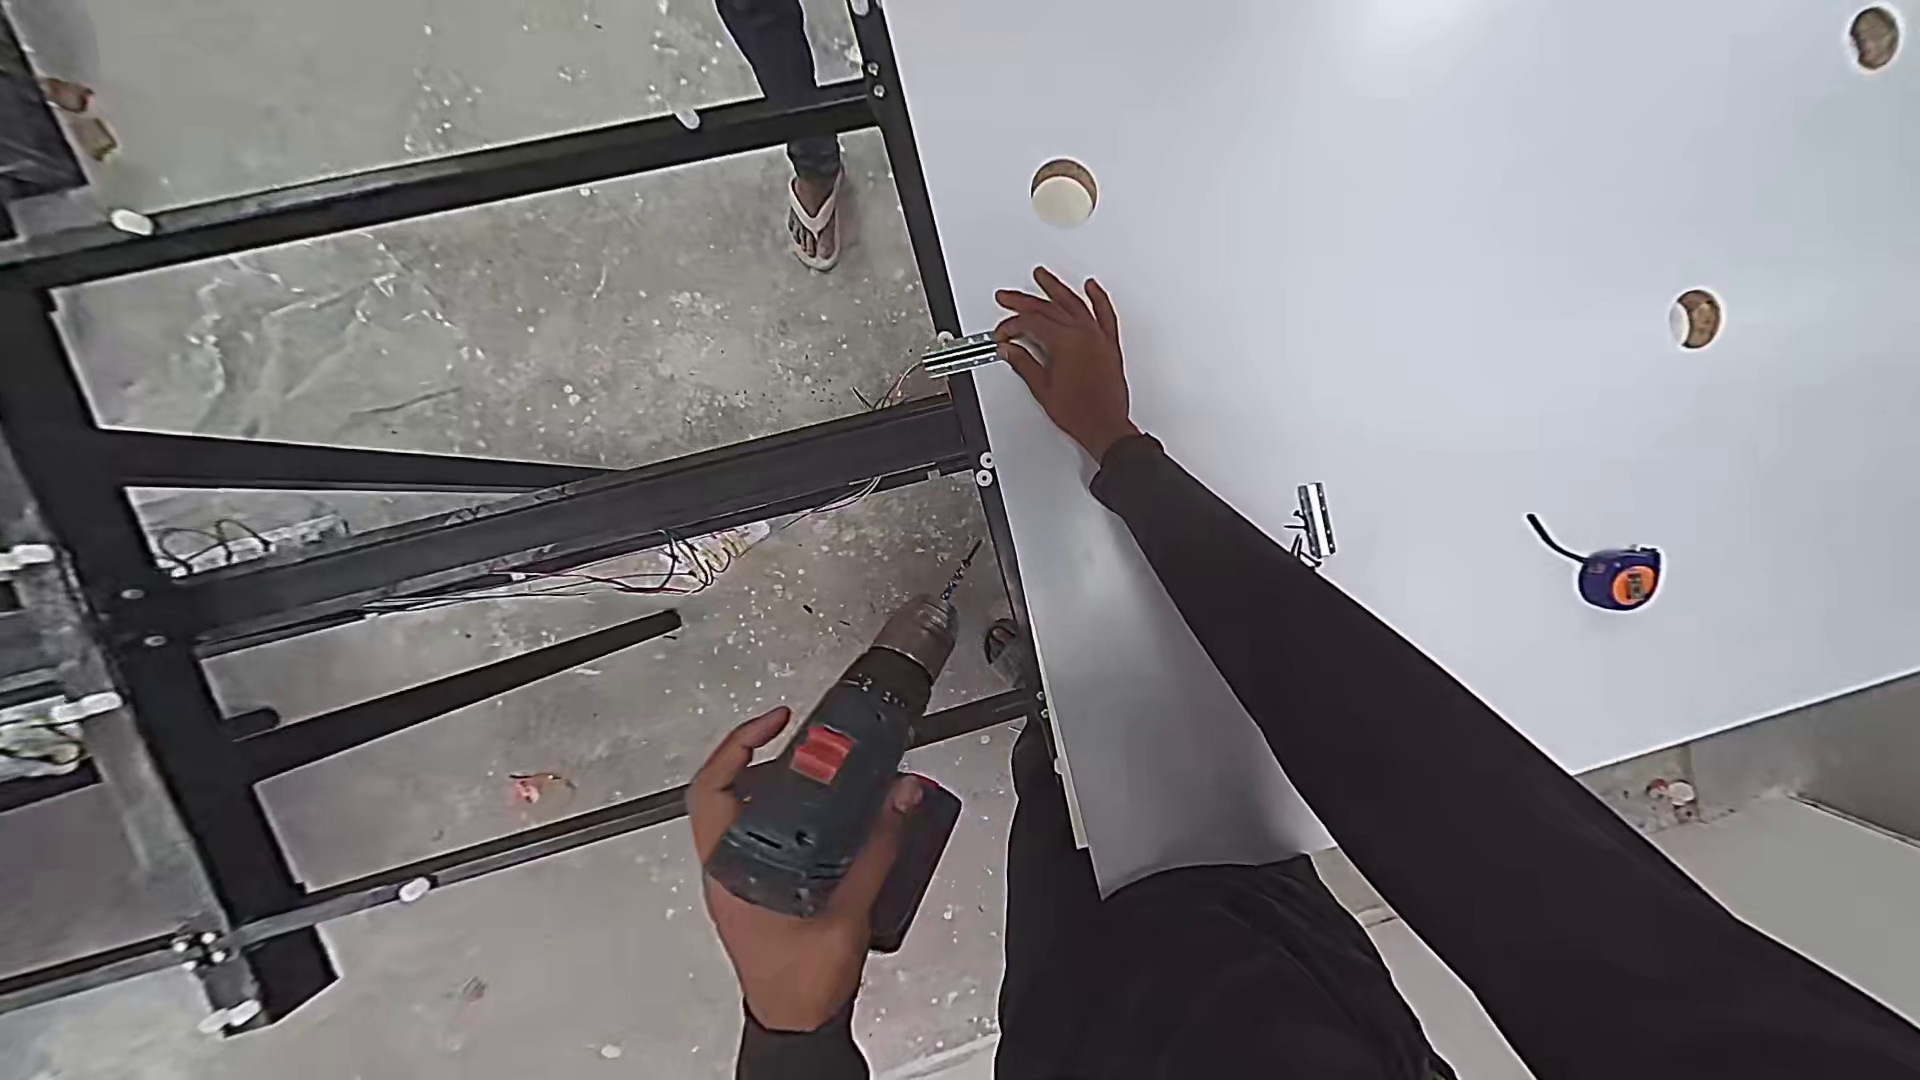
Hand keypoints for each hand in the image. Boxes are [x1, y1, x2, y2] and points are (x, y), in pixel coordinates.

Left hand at [690, 707, 922, 1031]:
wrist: (797, 1021)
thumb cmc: (803, 980)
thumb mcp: (849, 906)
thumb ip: (880, 844)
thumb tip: (901, 795)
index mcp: (732, 869)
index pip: (713, 789)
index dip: (740, 744)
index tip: (774, 721)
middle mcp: (726, 866)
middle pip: (722, 787)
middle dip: (754, 749)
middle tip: (787, 729)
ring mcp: (737, 872)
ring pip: (738, 805)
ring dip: (765, 774)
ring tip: (800, 757)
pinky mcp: (753, 878)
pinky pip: (756, 825)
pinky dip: (779, 801)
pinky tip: (809, 800)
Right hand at [995, 267, 1140, 460]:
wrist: (1105, 426)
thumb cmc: (1078, 413)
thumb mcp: (1043, 389)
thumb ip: (1024, 364)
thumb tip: (1010, 350)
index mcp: (1064, 344)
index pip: (1032, 323)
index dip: (1012, 325)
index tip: (1003, 333)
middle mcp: (1083, 335)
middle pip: (1049, 308)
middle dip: (1024, 301)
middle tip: (1007, 297)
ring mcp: (1097, 337)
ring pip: (1074, 303)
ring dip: (1057, 288)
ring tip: (1042, 277)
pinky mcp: (1108, 344)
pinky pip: (1104, 314)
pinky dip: (1098, 298)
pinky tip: (1091, 287)